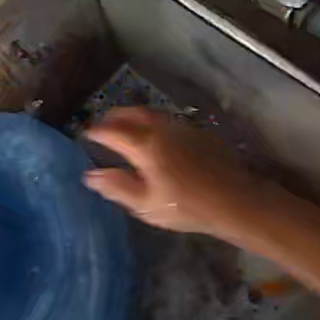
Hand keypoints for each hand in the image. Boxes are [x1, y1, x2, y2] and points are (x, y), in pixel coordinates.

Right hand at [81, 107, 274, 237]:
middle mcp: (160, 129)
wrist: (235, 200)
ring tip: (123, 126)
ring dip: (131, 115)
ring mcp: (181, 126)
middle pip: (130, 113)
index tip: (85, 135)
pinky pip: (165, 119)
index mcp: (144, 146)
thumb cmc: (186, 206)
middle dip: (112, 117)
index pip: (111, 131)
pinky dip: (150, 121)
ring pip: (149, 113)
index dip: (95, 131)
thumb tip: (90, 175)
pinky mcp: (197, 130)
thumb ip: (116, 186)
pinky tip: (152, 135)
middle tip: (101, 126)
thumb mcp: (146, 204)